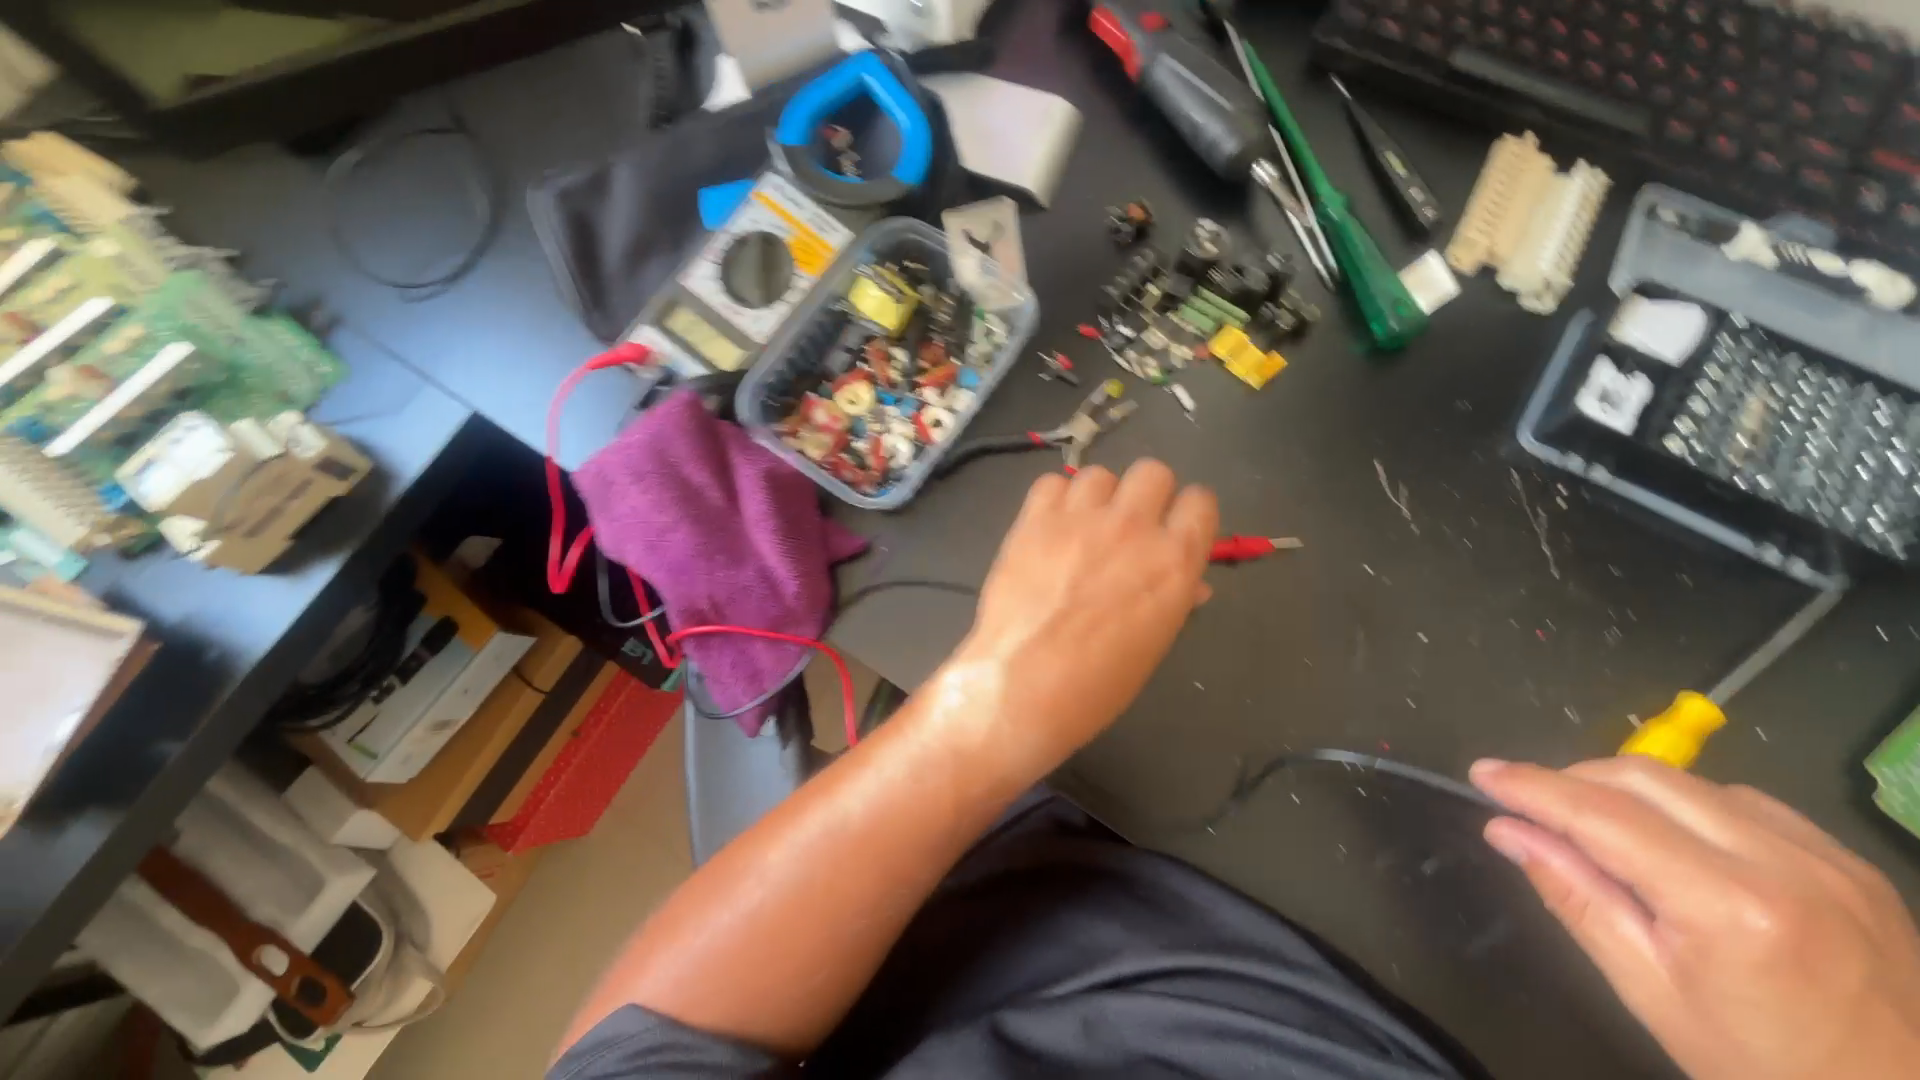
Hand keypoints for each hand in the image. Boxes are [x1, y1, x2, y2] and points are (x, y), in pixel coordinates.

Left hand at [936, 460, 1215, 777]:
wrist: (1024, 684)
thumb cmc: (1098, 682)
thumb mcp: (1153, 644)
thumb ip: (1174, 599)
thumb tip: (1189, 584)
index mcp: (1174, 561)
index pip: (1200, 501)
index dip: (1188, 513)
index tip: (1176, 526)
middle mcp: (1133, 527)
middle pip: (1152, 472)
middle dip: (1146, 494)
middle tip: (1129, 525)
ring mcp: (1080, 518)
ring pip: (1100, 474)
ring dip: (1098, 497)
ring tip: (1083, 528)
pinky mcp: (1034, 519)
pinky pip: (1052, 482)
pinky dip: (1054, 500)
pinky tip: (1049, 527)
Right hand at [1472, 757, 1919, 1079]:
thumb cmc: (1760, 1066)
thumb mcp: (1650, 991)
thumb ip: (1575, 897)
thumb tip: (1508, 831)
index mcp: (1730, 906)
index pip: (1604, 817)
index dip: (1533, 788)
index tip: (1482, 772)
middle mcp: (1785, 862)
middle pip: (1646, 779)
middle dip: (1573, 779)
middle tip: (1527, 801)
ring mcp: (1828, 856)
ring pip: (1694, 782)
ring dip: (1627, 789)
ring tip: (1592, 823)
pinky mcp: (1851, 861)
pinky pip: (1748, 804)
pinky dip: (1688, 805)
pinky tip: (1673, 838)